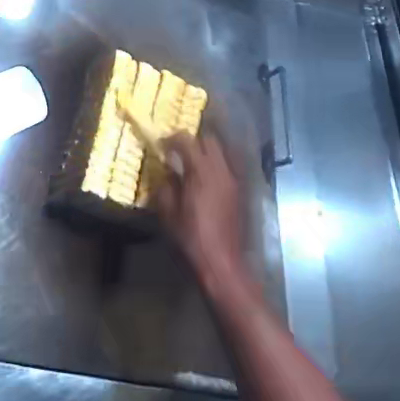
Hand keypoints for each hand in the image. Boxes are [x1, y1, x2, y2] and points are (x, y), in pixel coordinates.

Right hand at [156, 131, 251, 299]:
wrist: (221, 261)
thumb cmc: (191, 237)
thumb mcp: (169, 212)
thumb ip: (166, 186)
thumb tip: (167, 173)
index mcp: (201, 171)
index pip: (187, 140)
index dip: (171, 139)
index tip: (161, 146)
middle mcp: (220, 170)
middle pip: (209, 140)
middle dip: (192, 141)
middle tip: (177, 152)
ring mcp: (233, 180)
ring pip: (220, 153)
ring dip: (205, 152)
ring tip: (190, 165)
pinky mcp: (238, 191)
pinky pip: (226, 167)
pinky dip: (214, 165)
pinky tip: (203, 180)